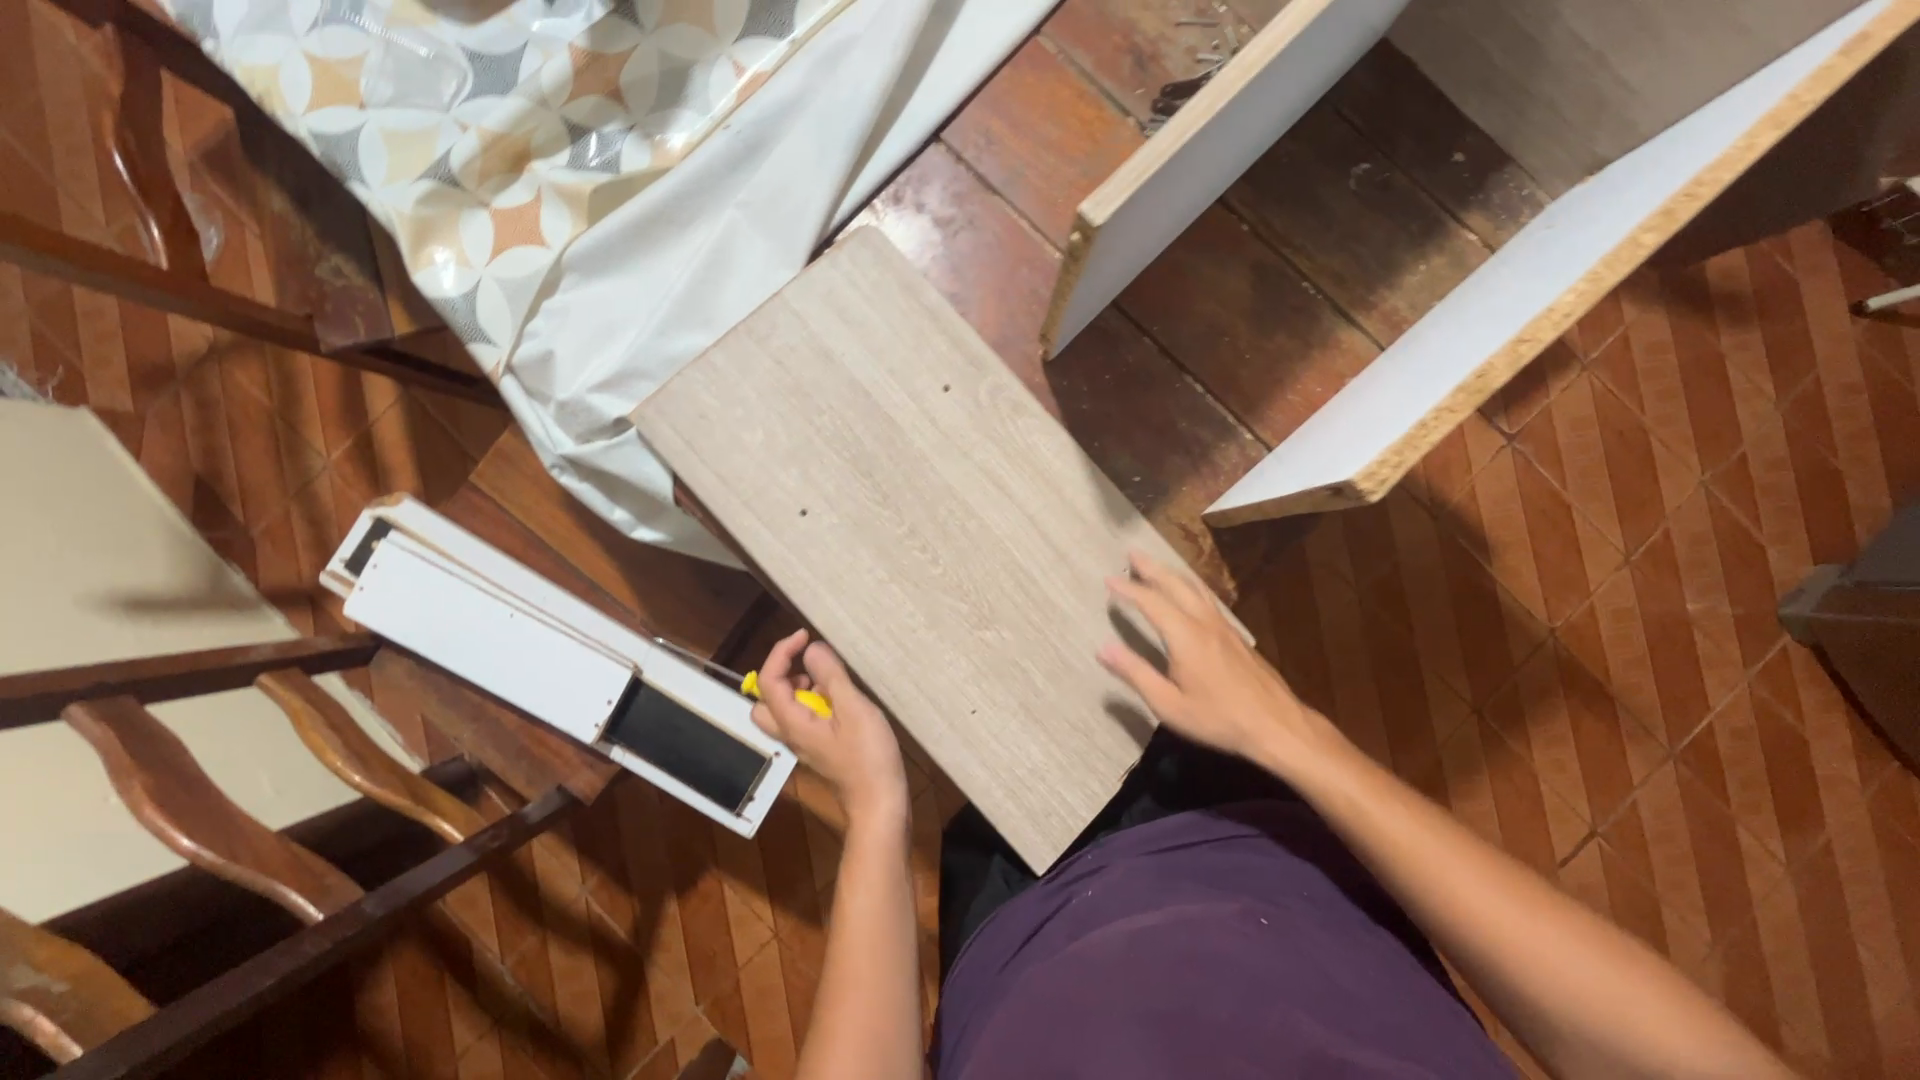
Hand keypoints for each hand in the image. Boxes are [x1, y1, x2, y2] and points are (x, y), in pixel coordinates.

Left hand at [749, 629, 908, 827]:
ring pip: (785, 710)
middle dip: (782, 676)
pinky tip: (844, 705)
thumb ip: (831, 677)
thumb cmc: (868, 756)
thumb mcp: (853, 709)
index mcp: (792, 723)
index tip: (806, 636)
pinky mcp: (819, 749)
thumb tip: (812, 650)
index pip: (768, 680)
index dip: (782, 652)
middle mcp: (790, 734)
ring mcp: (804, 744)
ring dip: (801, 689)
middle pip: (765, 701)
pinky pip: (804, 719)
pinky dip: (815, 703)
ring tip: (834, 685)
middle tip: (811, 670)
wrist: (879, 802)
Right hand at [1098, 551, 1349, 780]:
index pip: (1151, 602)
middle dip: (1152, 567)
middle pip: (1176, 584)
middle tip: (1132, 552)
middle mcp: (1205, 623)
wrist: (1276, 725)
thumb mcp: (1168, 704)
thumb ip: (1135, 673)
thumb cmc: (1218, 719)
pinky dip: (1190, 585)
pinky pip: (1208, 598)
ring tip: (1157, 565)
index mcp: (1185, 636)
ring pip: (1196, 588)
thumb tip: (1103, 648)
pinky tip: (1190, 592)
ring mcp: (1224, 627)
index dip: (1128, 589)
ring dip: (1172, 572)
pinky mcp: (1236, 636)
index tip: (1108, 579)